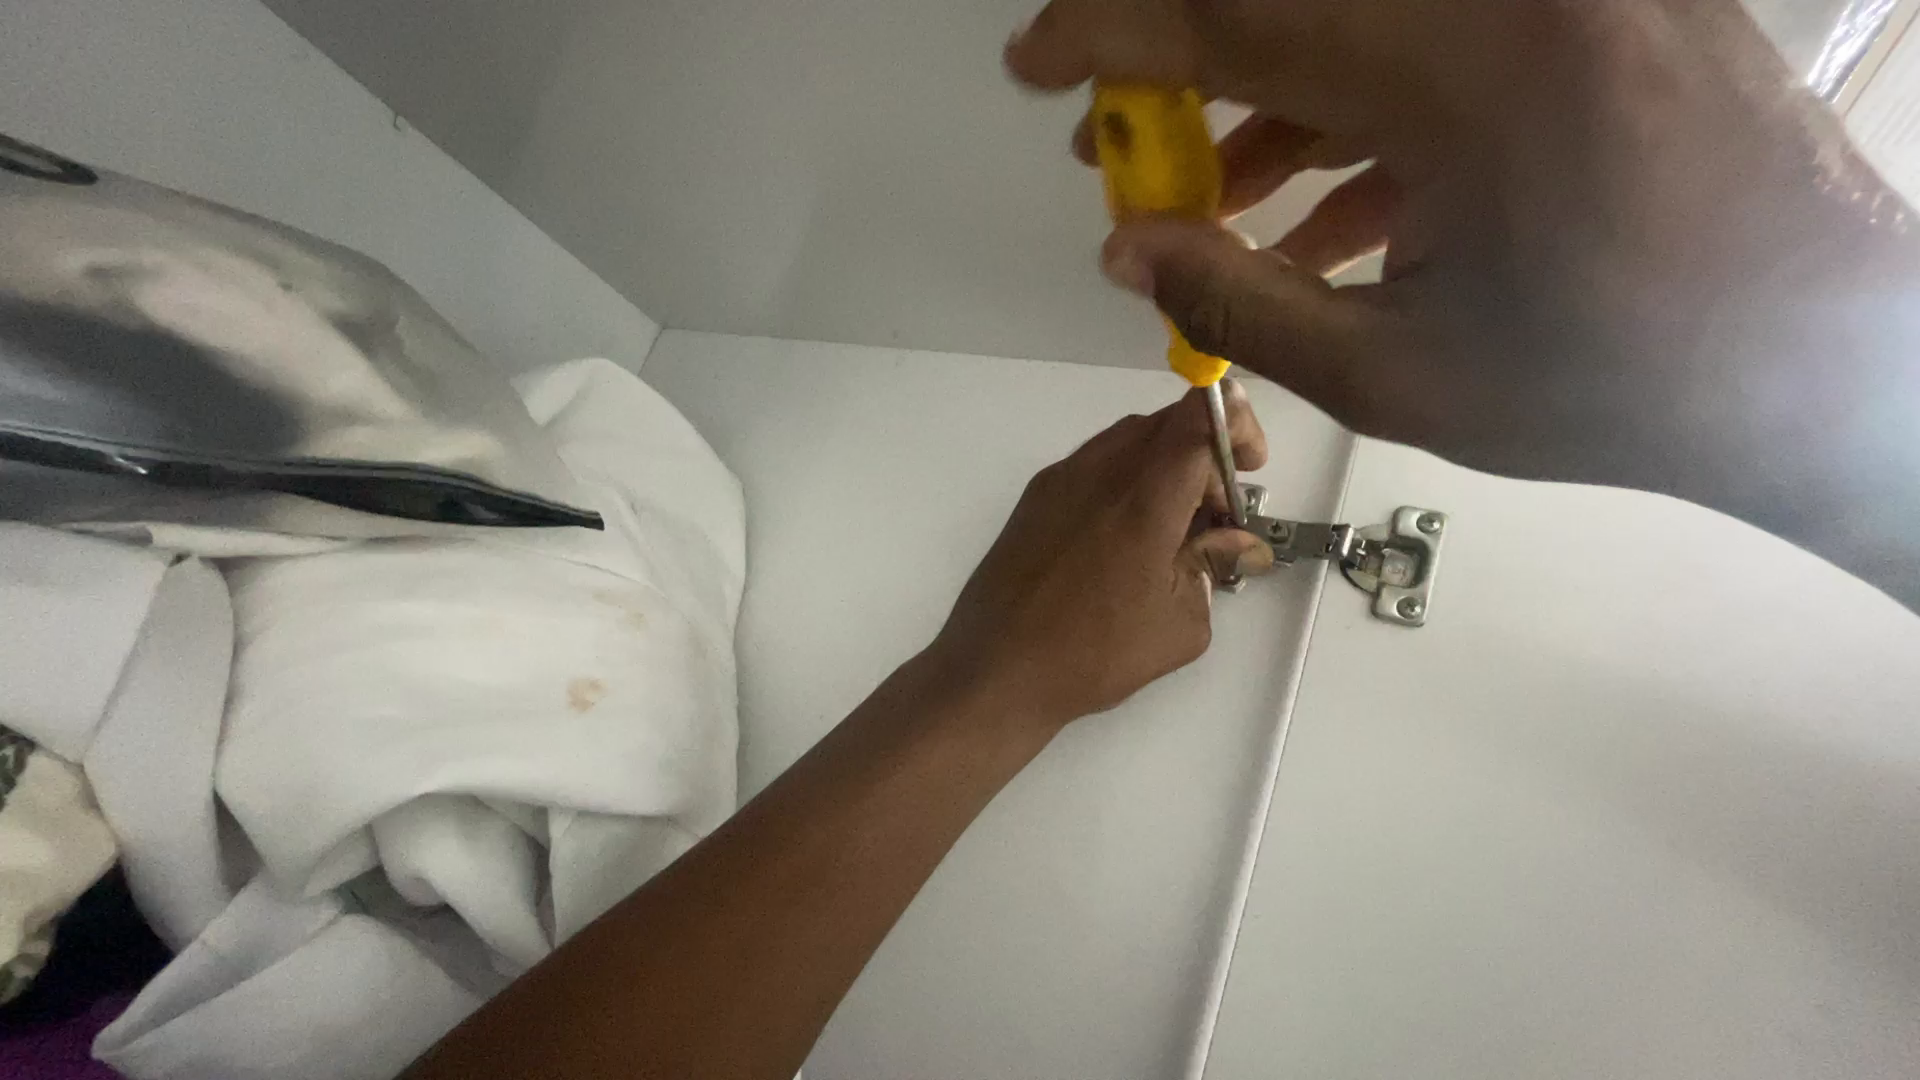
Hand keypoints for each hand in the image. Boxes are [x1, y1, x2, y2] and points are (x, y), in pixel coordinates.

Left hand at [927, 384, 1269, 726]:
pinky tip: (1125, 535)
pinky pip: (1093, 464)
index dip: (1235, 423)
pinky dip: (1125, 479)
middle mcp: (1098, 473)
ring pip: (1127, 441)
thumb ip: (1211, 564)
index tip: (1249, 465)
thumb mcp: (1179, 624)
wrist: (997, 668)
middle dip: (1204, 454)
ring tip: (1170, 528)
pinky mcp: (1034, 497)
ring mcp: (1059, 480)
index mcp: (1143, 500)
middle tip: (1215, 514)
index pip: (1198, 417)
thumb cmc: (1094, 654)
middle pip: (1165, 425)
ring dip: (1163, 466)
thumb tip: (1231, 537)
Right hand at [1006, 0, 1919, 528]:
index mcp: (1473, 72)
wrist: (1816, 366)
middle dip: (1171, 59)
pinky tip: (1291, 211)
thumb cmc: (1600, 387)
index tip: (1031, 62)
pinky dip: (1333, 124)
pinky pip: (1413, 55)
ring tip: (1183, 190)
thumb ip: (1238, 304)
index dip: (1113, 34)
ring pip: (1345, 24)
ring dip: (1247, 102)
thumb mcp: (1387, 373)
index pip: (1240, 20)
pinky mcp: (1575, 23)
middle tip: (1107, 133)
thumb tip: (1123, 250)